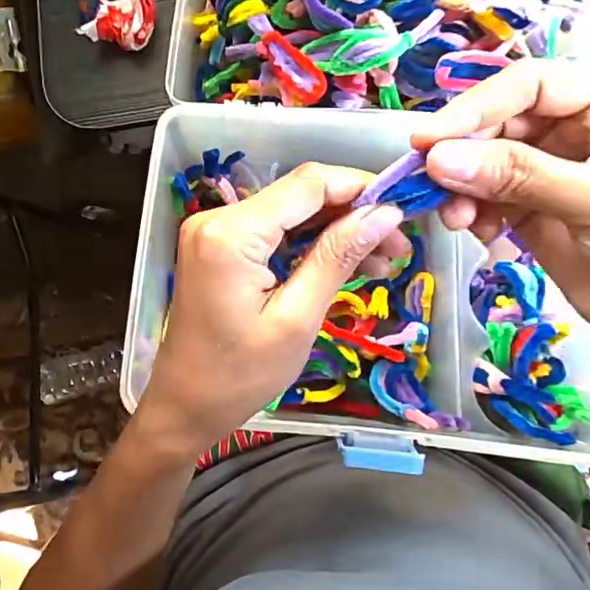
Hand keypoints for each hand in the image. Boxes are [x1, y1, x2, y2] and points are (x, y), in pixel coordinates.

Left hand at [135, 164, 408, 460]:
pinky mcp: (218, 247)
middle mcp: (217, 219)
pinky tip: (344, 262)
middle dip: (353, 213)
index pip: (308, 183)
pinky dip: (308, 244)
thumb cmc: (238, 376)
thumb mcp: (297, 320)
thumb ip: (337, 258)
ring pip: (290, 212)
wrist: (184, 405)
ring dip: (335, 230)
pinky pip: (272, 232)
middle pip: (299, 195)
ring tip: (380, 261)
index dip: (360, 187)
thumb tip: (384, 215)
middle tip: (398, 246)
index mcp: (232, 234)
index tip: (404, 208)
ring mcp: (214, 231)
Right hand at [412, 60, 589, 338]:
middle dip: (465, 154)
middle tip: (429, 184)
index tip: (428, 141)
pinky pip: (485, 194)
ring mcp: (553, 163)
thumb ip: (520, 176)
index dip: (476, 109)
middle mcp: (581, 121)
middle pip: (499, 121)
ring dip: (462, 186)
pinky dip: (472, 210)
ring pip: (484, 158)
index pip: (532, 86)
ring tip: (458, 219)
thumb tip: (440, 159)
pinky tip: (480, 231)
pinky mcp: (531, 202)